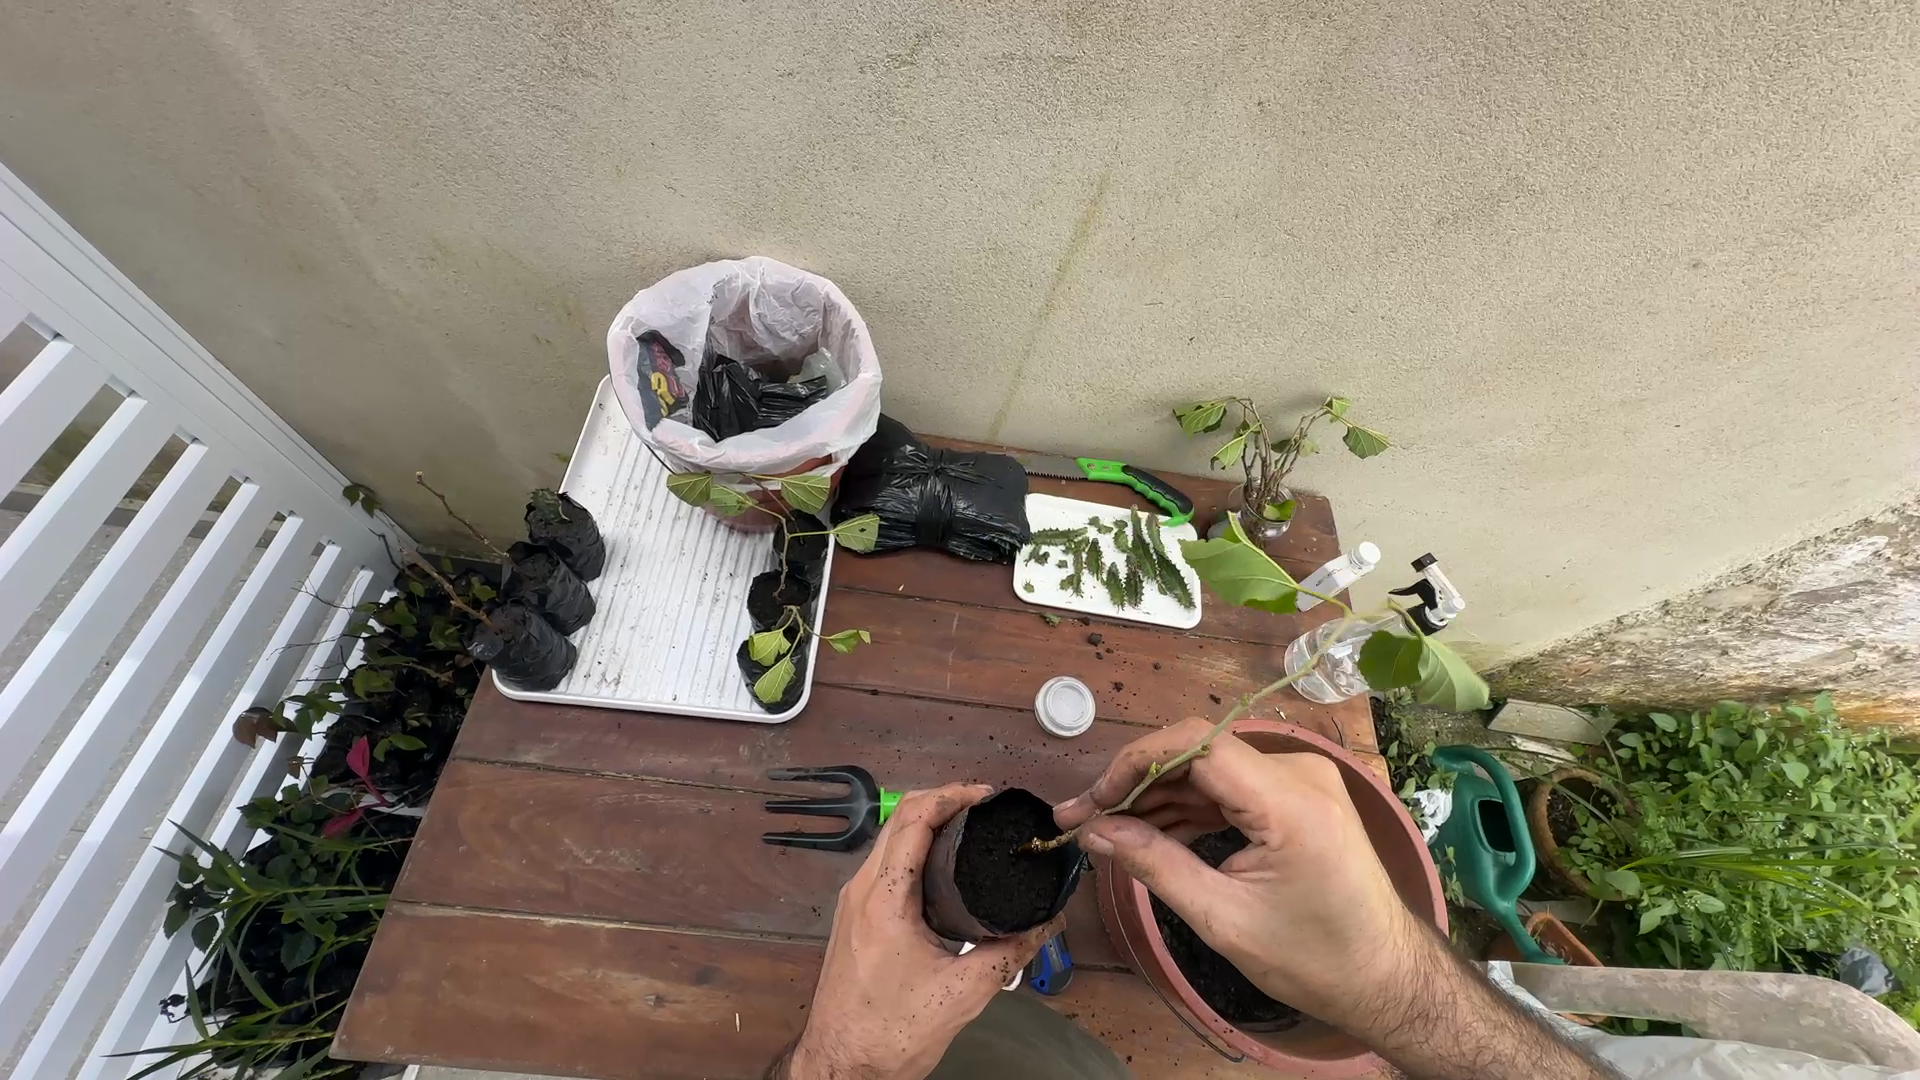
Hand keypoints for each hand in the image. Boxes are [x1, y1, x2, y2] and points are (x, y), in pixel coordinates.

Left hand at [777, 784, 1059, 1079]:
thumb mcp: (961, 994)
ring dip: (925, 818)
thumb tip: (1049, 923)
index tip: (985, 795)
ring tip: (968, 823)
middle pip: (898, 817)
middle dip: (941, 799)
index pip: (913, 820)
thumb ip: (1008, 952)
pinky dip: (913, 842)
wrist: (839, 1068)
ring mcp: (852, 898)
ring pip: (888, 835)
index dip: (950, 796)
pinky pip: (884, 858)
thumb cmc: (894, 1032)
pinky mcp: (853, 911)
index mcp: (885, 898)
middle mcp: (861, 887)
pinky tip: (941, 858)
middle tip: (982, 805)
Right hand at [1056, 719, 1617, 1079]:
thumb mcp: (1224, 920)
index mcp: (1290, 801)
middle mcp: (1296, 771)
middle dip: (1135, 782)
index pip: (1196, 744)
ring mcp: (1297, 777)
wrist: (1391, 981)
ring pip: (1204, 768)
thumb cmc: (1316, 962)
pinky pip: (1225, 785)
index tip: (1094, 801)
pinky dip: (1185, 806)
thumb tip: (1093, 830)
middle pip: (1195, 752)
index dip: (1136, 762)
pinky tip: (1149, 830)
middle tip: (1085, 817)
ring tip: (1106, 827)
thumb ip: (1155, 865)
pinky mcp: (1292, 791)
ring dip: (1154, 796)